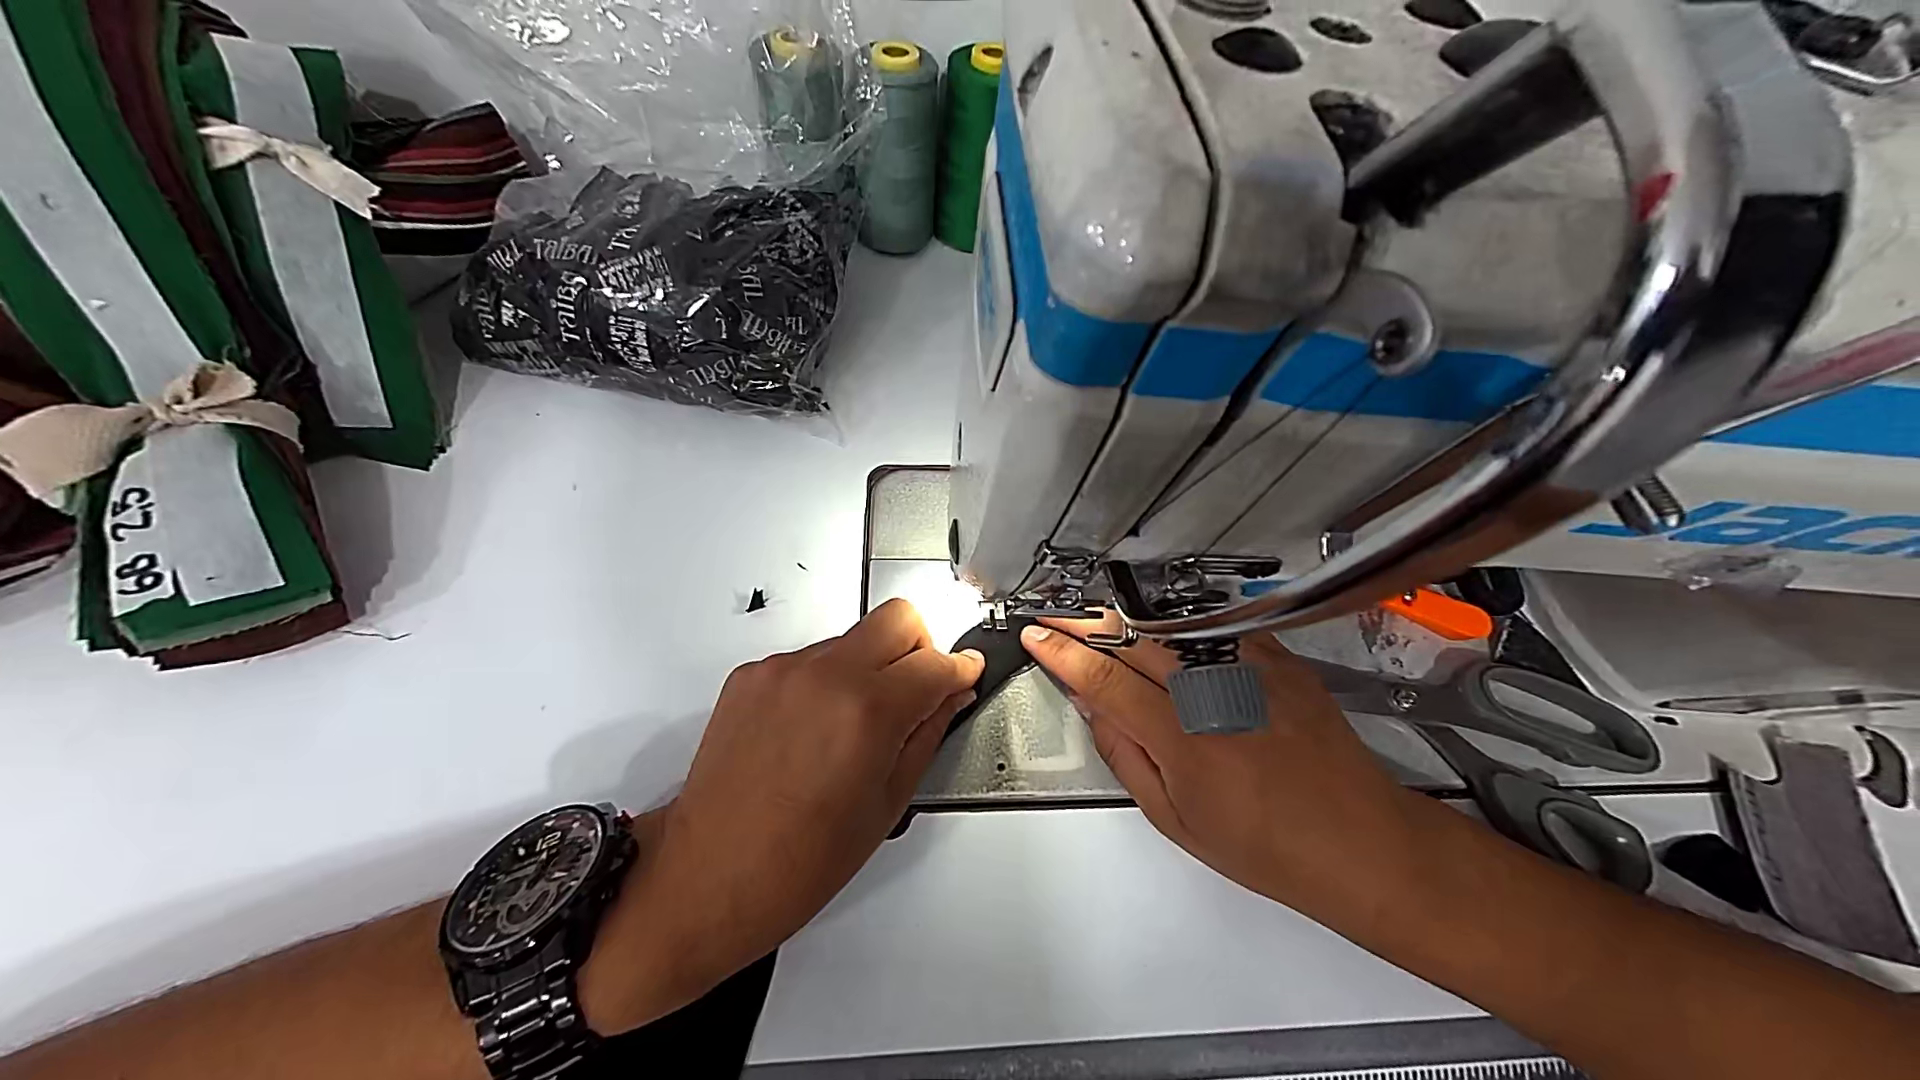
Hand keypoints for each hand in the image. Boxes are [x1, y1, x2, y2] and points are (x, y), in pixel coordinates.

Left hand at [582, 599, 983, 1030]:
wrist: (707, 874)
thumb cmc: (791, 862)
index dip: (960, 668)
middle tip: (919, 685)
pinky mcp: (752, 674)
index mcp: (866, 712)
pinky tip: (819, 726)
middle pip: (898, 617)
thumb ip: (926, 735)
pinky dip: (828, 679)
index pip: (936, 661)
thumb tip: (948, 698)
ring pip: (854, 636)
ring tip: (859, 722)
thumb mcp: (886, 804)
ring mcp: (782, 670)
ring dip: (871, 665)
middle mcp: (823, 676)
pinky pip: (811, 656)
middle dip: (920, 646)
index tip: (963, 673)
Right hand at [1020, 619, 1419, 918]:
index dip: (1060, 651)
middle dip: (1081, 621)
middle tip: (1056, 618)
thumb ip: (1124, 752)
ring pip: (1165, 621)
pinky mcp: (1277, 659)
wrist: (1358, 839)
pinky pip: (1212, 626)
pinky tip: (1157, 626)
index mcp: (1182, 736)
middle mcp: (1214, 692)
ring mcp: (1250, 669)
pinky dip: (1174, 621)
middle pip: (1128, 635)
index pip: (1101, 676)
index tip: (1038, 638)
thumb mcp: (1174, 816)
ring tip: (1093, 620)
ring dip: (1120, 616)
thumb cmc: (1271, 843)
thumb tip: (1093, 707)